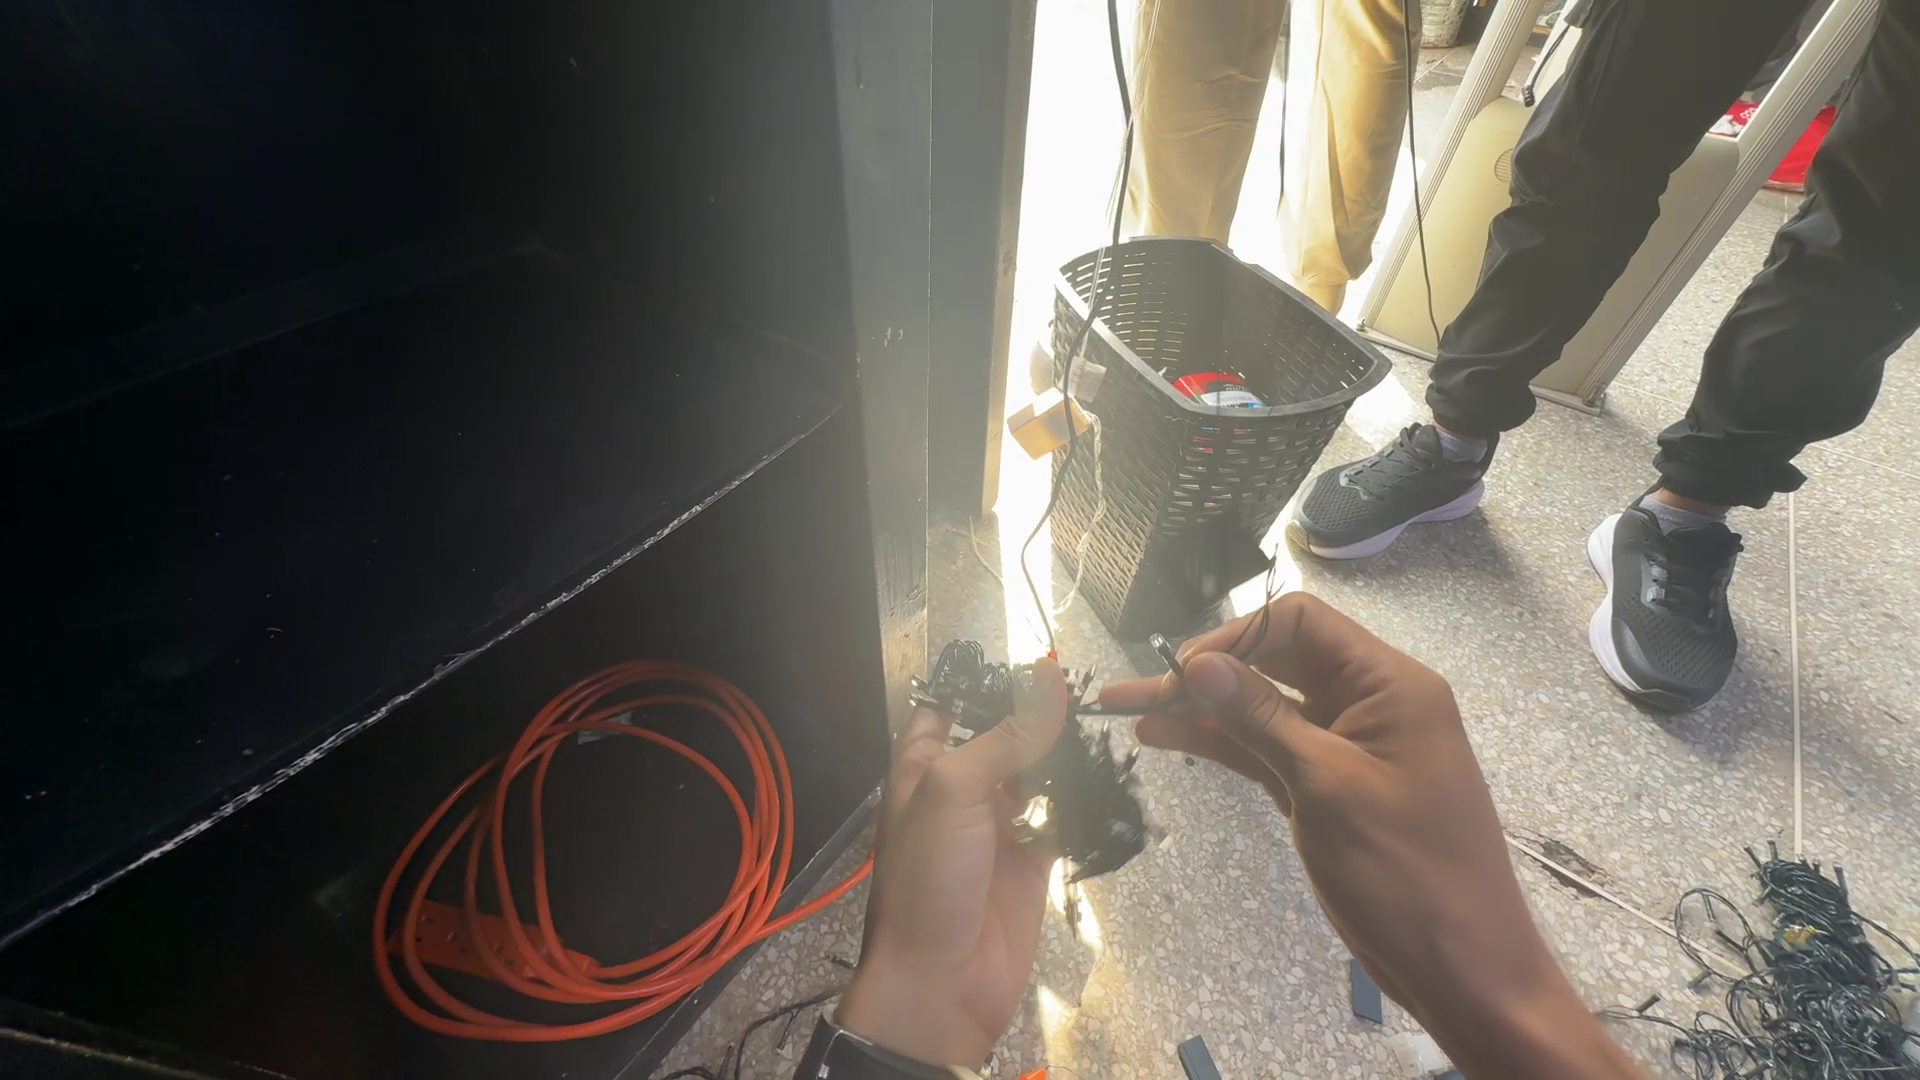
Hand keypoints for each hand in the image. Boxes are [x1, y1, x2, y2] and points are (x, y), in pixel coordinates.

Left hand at [837, 659, 1069, 1066]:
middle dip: (1040, 715)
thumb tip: (1049, 672)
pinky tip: (1106, 778)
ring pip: (1038, 770)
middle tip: (1085, 691)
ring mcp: (999, 820)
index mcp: (926, 762)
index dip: (986, 679)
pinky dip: (1082, 799)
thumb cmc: (930, 872)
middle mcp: (962, 784)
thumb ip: (1008, 733)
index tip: (1034, 658)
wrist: (941, 985)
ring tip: (1102, 727)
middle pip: (1005, 733)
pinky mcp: (1034, 855)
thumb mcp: (956, 788)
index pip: (952, 701)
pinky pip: (1062, 815)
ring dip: (1065, 754)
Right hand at [1099, 594, 1645, 1078]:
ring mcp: (1338, 743)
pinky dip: (1216, 740)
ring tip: (1129, 708)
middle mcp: (1362, 701)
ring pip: (1257, 706)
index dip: (1237, 637)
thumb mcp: (1324, 784)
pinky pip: (1259, 745)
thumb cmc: (1406, 872)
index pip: (1300, 624)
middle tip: (1139, 692)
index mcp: (1386, 684)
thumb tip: (1198, 662)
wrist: (1461, 975)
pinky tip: (1164, 735)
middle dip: (1204, 673)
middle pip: (1271, 662)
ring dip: (1198, 708)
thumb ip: (1258, 716)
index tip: (1186, 669)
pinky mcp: (1318, 781)